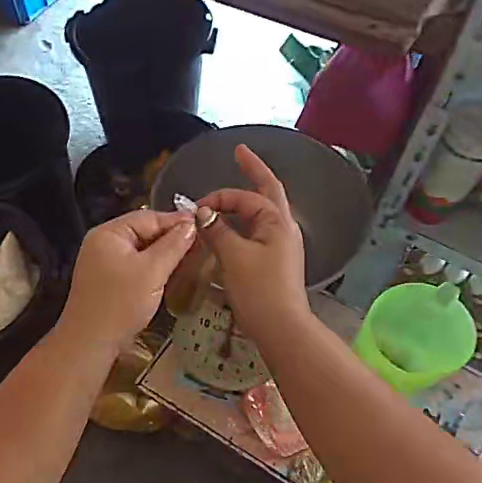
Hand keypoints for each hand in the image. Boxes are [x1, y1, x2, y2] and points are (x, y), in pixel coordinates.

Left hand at [59, 209, 196, 351]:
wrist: (91, 342)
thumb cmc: (120, 303)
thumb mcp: (152, 271)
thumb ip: (173, 245)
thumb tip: (192, 225)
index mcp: (109, 233)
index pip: (149, 217)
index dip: (176, 222)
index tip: (203, 226)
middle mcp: (104, 243)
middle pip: (145, 232)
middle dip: (172, 238)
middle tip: (201, 243)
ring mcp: (105, 263)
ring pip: (142, 250)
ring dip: (165, 254)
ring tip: (191, 257)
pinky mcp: (110, 281)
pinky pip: (137, 266)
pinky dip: (154, 267)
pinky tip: (171, 273)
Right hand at [197, 145, 309, 340]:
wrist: (281, 329)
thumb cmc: (260, 290)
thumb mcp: (233, 256)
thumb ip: (216, 230)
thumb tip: (201, 212)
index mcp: (278, 222)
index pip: (247, 196)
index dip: (221, 196)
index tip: (197, 208)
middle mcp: (284, 230)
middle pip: (267, 193)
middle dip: (253, 172)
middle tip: (240, 153)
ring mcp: (282, 247)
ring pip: (262, 216)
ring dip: (245, 204)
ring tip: (227, 196)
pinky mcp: (275, 264)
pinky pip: (258, 235)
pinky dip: (243, 227)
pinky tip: (231, 232)